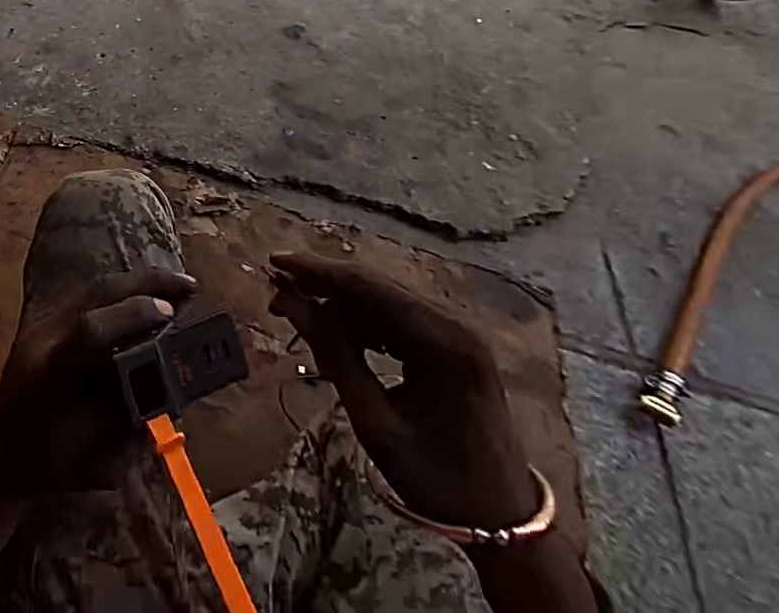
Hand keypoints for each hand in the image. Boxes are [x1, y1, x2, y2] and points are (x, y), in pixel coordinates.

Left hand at [0, 268, 197, 497]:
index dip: (130, 316)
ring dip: (139, 281)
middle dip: (146, 283)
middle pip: (94, 291)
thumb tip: (173, 390)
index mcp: (51, 374)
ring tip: (177, 285)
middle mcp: (44, 337)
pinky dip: (124, 289)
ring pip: (93, 285)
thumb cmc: (50, 466)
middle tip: (189, 287)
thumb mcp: (97, 459)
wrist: (1, 458)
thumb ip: (133, 425)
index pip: (89, 329)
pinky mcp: (47, 321)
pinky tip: (149, 293)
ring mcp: (42, 324)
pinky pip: (90, 293)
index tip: (168, 313)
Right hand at [269, 251, 534, 526]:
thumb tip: (293, 304)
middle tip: (277, 293)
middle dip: (323, 286)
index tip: (276, 262)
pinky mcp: (452, 345)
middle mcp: (451, 324)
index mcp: (440, 342)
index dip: (316, 271)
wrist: (502, 517)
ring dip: (339, 306)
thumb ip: (335, 355)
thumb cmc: (437, 478)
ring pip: (383, 301)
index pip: (367, 286)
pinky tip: (335, 338)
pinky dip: (362, 324)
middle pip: (375, 288)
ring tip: (298, 317)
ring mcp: (454, 333)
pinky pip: (397, 320)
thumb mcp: (376, 422)